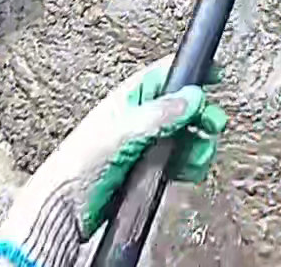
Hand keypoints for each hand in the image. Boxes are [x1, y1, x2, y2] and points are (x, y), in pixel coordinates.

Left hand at [0, 58, 226, 266]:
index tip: (216, 73)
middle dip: (202, 112)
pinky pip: (179, 160)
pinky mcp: (149, 169)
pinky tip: (193, 167)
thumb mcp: (123, 132)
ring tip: (202, 152)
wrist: (64, 209)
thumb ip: (160, 114)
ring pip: (185, 134)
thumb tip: (193, 95)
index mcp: (132, 96)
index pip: (168, 73)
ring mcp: (146, 143)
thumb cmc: (81, 163)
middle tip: (214, 123)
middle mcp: (142, 115)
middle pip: (183, 105)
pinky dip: (191, 162)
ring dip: (199, 141)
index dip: (193, 71)